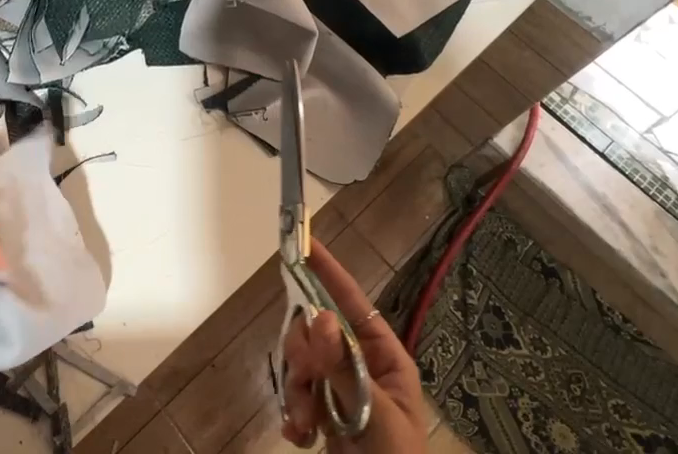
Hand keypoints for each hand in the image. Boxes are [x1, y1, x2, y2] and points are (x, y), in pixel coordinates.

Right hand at [279, 239, 429, 453]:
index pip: (354, 304)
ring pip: (300, 363)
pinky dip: (292, 414)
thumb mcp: (374, 417)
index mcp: (385, 360)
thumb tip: (320, 316)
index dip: (330, 272)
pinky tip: (299, 437)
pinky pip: (295, 394)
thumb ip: (343, 367)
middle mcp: (360, 367)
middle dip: (303, 356)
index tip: (304, 243)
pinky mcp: (322, 415)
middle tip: (303, 380)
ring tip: (304, 427)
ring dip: (296, 393)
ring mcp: (339, 391)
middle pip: (316, 332)